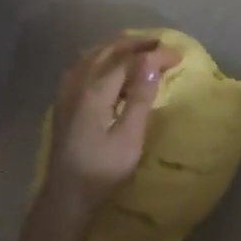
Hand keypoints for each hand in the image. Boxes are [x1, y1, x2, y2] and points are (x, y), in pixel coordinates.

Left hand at [40, 35, 176, 225]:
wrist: (66, 198)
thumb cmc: (103, 171)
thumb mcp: (129, 138)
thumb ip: (140, 97)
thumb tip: (151, 62)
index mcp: (96, 91)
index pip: (128, 60)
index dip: (153, 54)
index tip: (177, 56)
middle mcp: (78, 84)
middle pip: (107, 50)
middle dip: (135, 43)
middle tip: (161, 44)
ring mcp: (67, 92)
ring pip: (92, 55)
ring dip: (117, 47)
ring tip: (139, 50)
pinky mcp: (63, 103)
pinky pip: (81, 66)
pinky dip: (99, 58)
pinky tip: (107, 67)